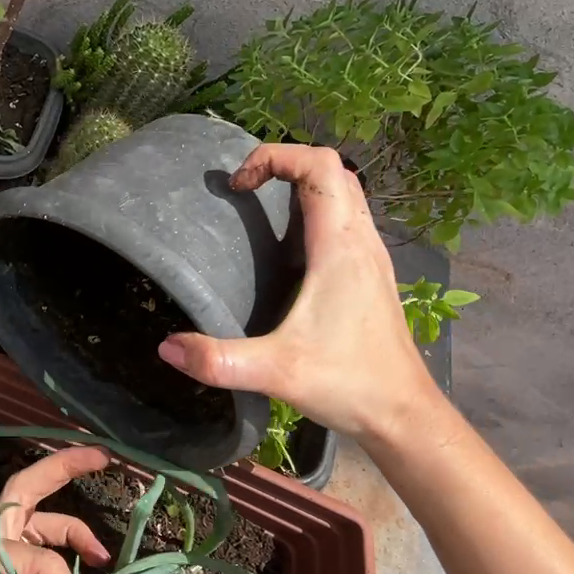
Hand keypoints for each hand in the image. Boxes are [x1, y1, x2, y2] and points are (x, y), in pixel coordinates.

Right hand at [156, 143, 440, 442]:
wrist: (407, 418)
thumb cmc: (350, 384)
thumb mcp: (277, 372)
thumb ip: (219, 360)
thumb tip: (166, 347)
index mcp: (340, 247)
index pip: (319, 165)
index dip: (274, 156)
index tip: (236, 185)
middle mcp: (360, 241)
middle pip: (333, 169)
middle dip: (284, 163)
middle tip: (242, 190)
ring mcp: (370, 256)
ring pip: (343, 190)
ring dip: (300, 182)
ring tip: (257, 206)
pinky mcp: (369, 273)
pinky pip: (345, 216)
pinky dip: (313, 207)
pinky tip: (284, 242)